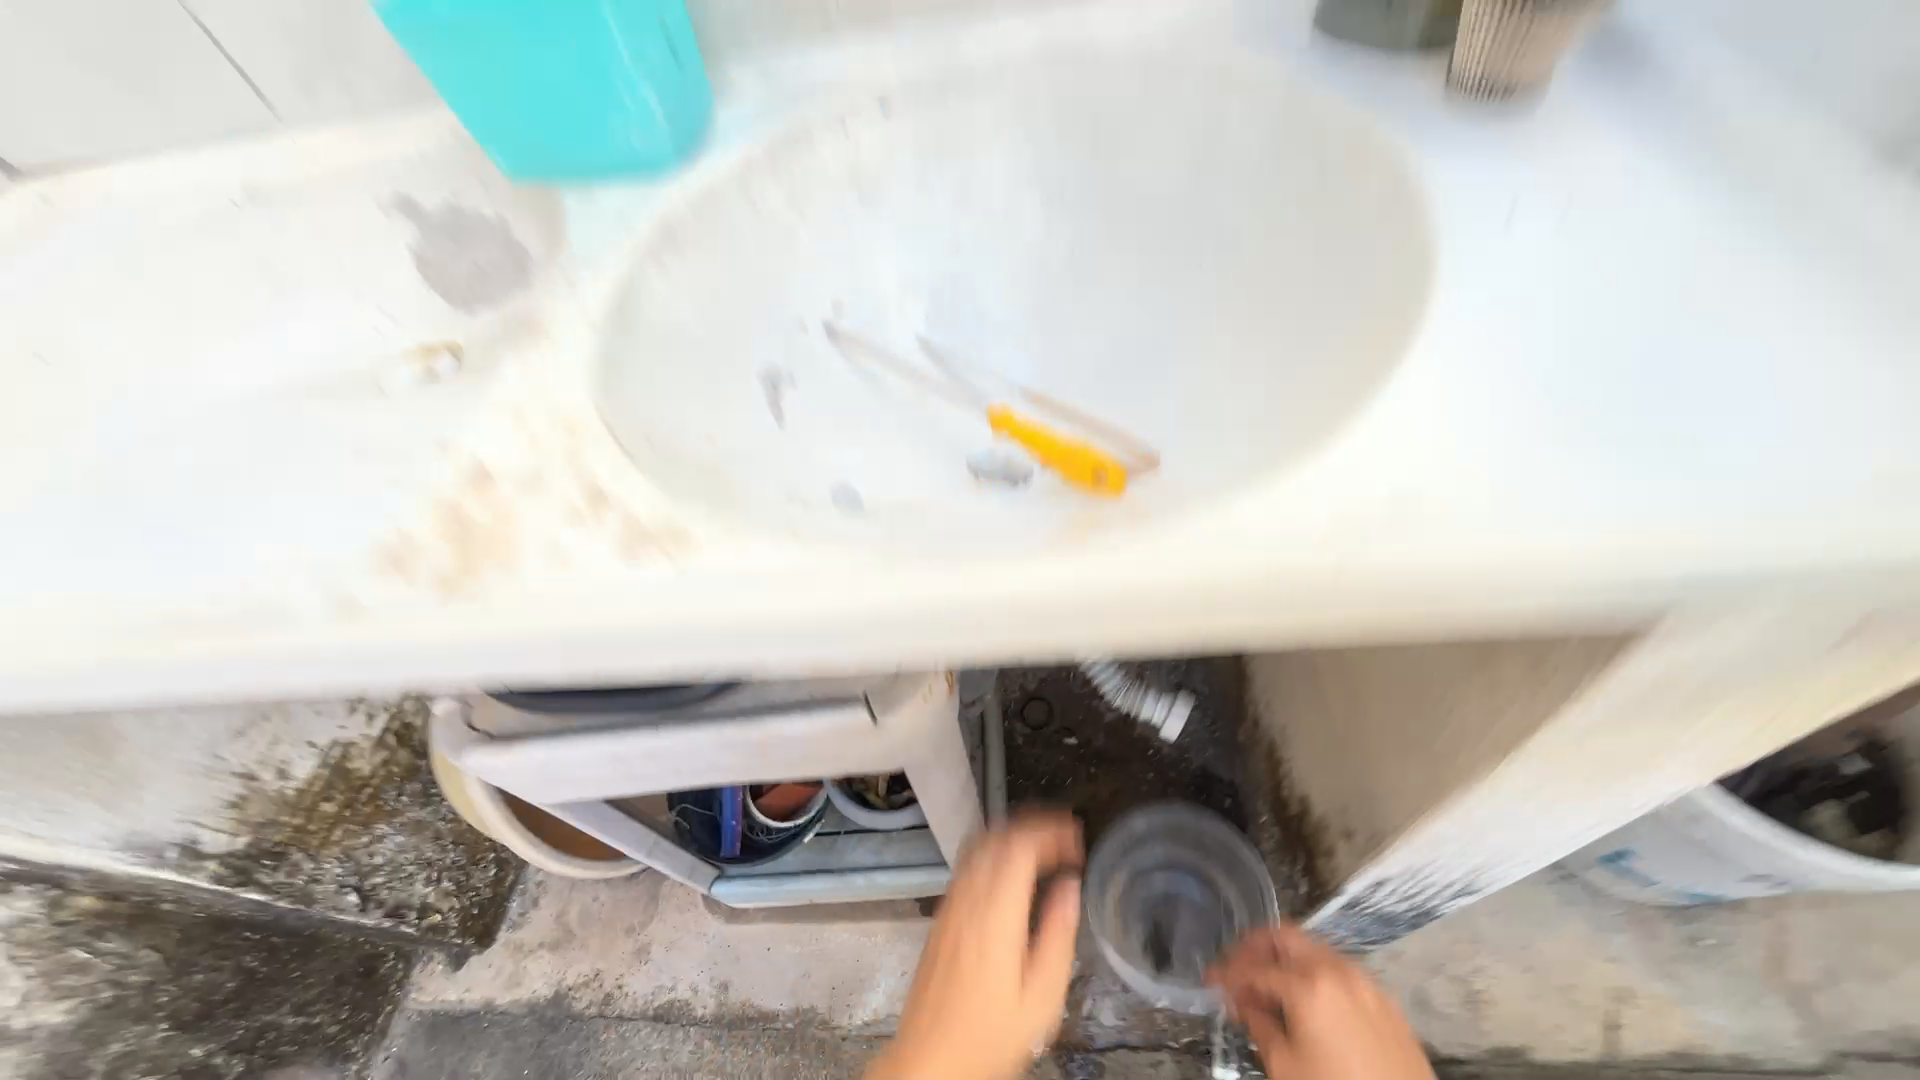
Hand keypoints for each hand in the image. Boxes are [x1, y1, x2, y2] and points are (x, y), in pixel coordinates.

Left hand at [867, 812, 1084, 1079]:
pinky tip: (1012, 875)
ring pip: (979, 846)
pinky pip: (967, 865)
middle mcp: (967, 898)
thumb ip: (1058, 934)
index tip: (1076, 837)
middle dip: (1034, 826)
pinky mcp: (941, 917)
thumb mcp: (1041, 995)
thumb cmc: (990, 1034)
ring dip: (1013, 836)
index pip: (1020, 844)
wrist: (929, 1060)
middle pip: (998, 836)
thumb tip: (1069, 888)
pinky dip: (994, 854)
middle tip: (1066, 838)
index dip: (1050, 830)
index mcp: (995, 912)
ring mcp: (949, 905)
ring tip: (1045, 849)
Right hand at [1208, 922, 1433, 1079]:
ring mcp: (1365, 982)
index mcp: (1307, 985)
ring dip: (1286, 959)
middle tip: (1237, 969)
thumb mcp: (1285, 1066)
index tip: (1210, 981)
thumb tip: (1243, 1001)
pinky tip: (1307, 1003)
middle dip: (1255, 948)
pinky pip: (1339, 971)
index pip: (1254, 968)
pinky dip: (1315, 975)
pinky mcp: (1384, 1000)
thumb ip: (1258, 1024)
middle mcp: (1336, 970)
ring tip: (1270, 988)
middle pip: (1285, 937)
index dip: (1227, 973)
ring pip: (1314, 951)